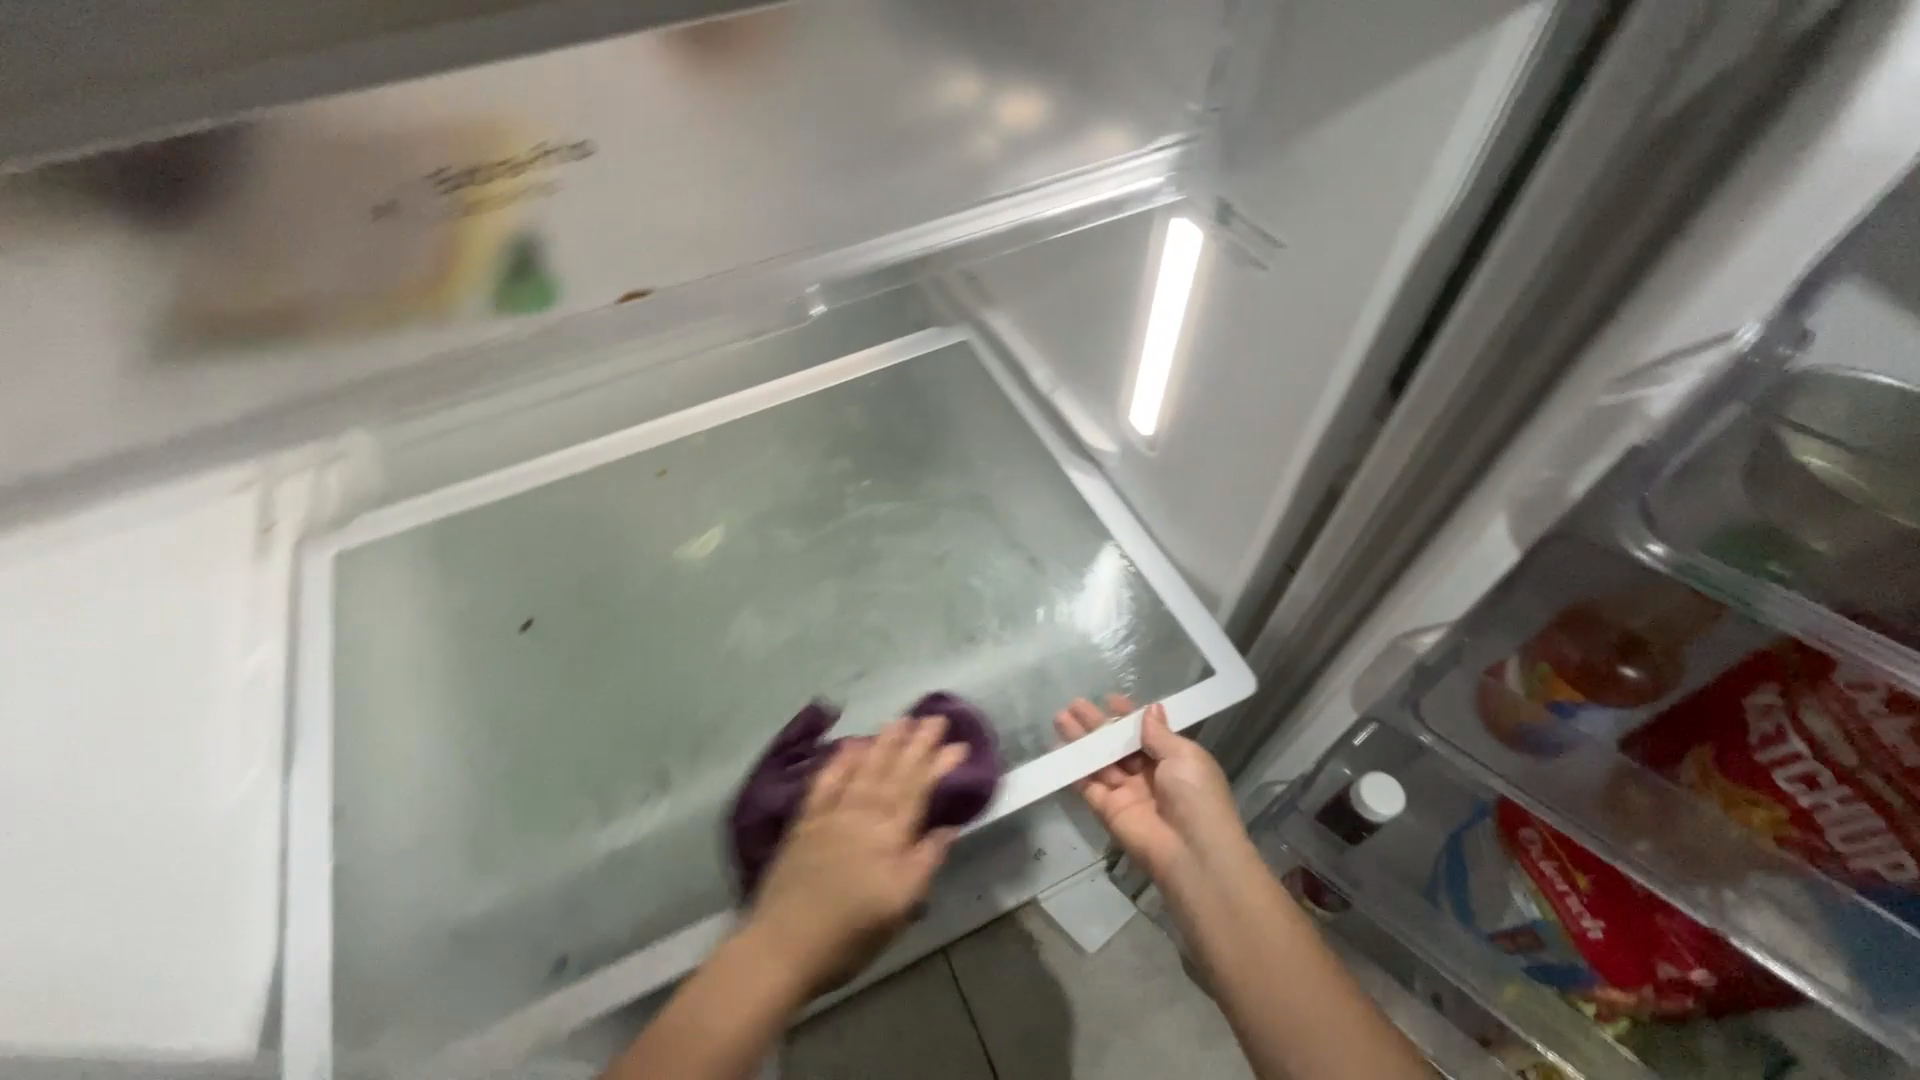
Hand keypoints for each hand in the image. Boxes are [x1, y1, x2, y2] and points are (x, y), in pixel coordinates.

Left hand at [741, 714, 968, 993]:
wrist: (782, 946)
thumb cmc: (850, 934)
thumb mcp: (900, 907)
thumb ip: (924, 862)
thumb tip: (948, 828)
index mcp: (889, 836)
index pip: (919, 790)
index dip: (938, 765)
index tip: (958, 744)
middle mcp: (861, 816)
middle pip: (893, 772)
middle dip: (915, 743)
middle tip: (933, 717)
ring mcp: (830, 815)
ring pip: (862, 769)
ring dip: (882, 743)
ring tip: (899, 721)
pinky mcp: (805, 823)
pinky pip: (825, 782)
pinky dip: (839, 762)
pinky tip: (849, 746)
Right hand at [1053, 697, 1248, 880]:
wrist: (1191, 852)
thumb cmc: (1195, 795)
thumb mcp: (1185, 755)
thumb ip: (1159, 734)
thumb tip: (1150, 709)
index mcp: (1174, 760)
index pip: (1146, 733)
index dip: (1128, 716)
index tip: (1109, 699)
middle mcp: (1149, 775)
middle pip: (1118, 745)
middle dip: (1097, 724)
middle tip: (1075, 704)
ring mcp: (1126, 793)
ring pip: (1099, 760)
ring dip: (1081, 740)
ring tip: (1060, 717)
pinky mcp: (1107, 810)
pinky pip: (1087, 784)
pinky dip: (1073, 767)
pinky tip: (1058, 746)